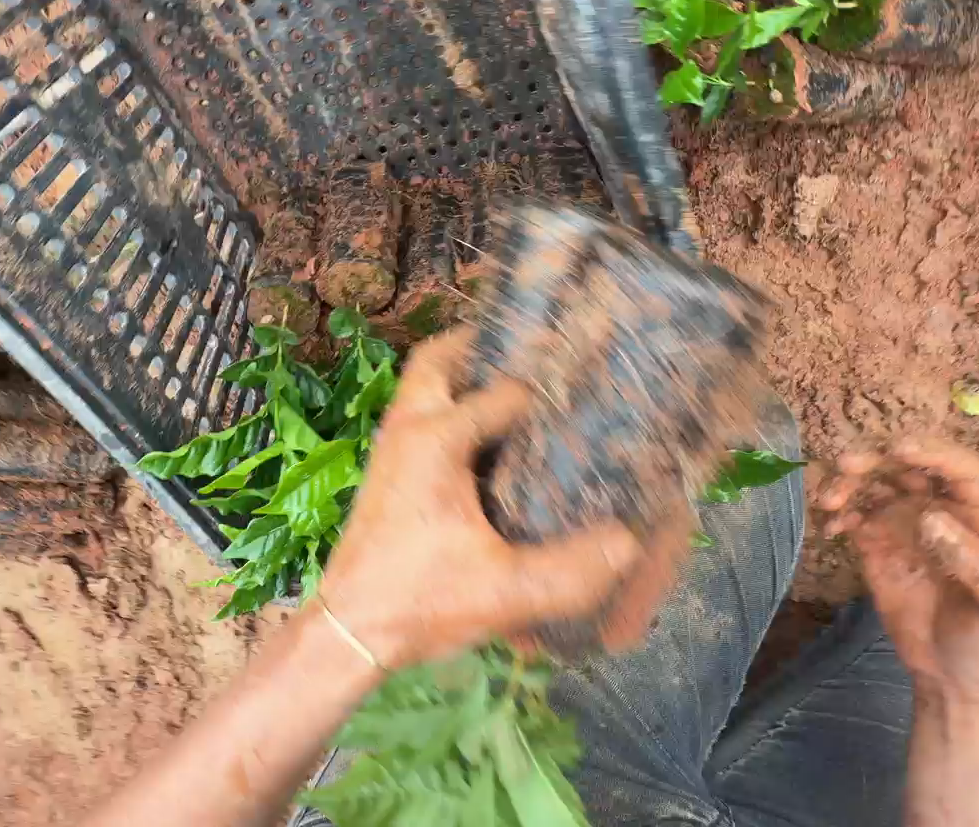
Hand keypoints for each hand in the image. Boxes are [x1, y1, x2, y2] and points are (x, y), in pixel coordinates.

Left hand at [319, 330, 644, 668]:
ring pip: (423, 384)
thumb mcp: (503, 590)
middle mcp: (409, 426)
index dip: (547, 386)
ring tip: (510, 387)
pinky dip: (450, 405)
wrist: (349, 629)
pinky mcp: (388, 467)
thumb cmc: (419, 600)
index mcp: (436, 439)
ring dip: (460, 375)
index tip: (585, 388)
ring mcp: (391, 444)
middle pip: (437, 359)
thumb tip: (629, 541)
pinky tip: (484, 438)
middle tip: (526, 354)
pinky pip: (420, 412)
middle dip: (479, 347)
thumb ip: (570, 569)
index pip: (504, 392)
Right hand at [819, 440, 978, 703]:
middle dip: (877, 459)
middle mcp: (947, 513)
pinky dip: (837, 512)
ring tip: (828, 501)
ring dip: (849, 482)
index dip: (934, 453)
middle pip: (911, 468)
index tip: (898, 449)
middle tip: (845, 465)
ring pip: (876, 484)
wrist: (960, 682)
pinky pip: (853, 512)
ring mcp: (909, 525)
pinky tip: (829, 528)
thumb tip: (932, 518)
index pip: (965, 472)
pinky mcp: (878, 543)